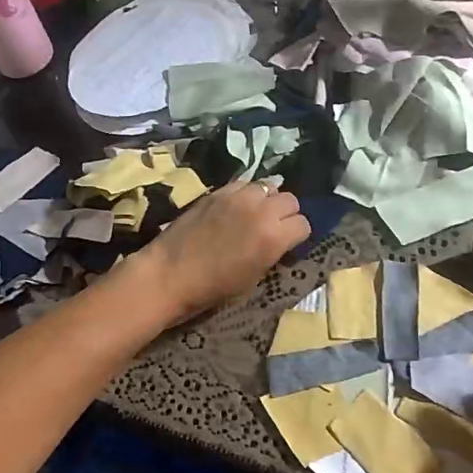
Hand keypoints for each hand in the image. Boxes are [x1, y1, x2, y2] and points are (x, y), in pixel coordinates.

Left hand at [121, 179, 309, 324]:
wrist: (170, 274)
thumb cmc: (213, 288)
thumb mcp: (254, 277)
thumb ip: (272, 252)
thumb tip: (279, 241)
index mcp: (274, 236)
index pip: (303, 224)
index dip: (295, 235)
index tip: (286, 243)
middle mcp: (260, 210)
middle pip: (289, 200)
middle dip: (284, 213)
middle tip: (271, 227)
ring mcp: (237, 197)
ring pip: (266, 186)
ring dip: (265, 199)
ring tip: (253, 214)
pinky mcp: (215, 193)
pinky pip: (241, 184)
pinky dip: (243, 194)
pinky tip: (234, 208)